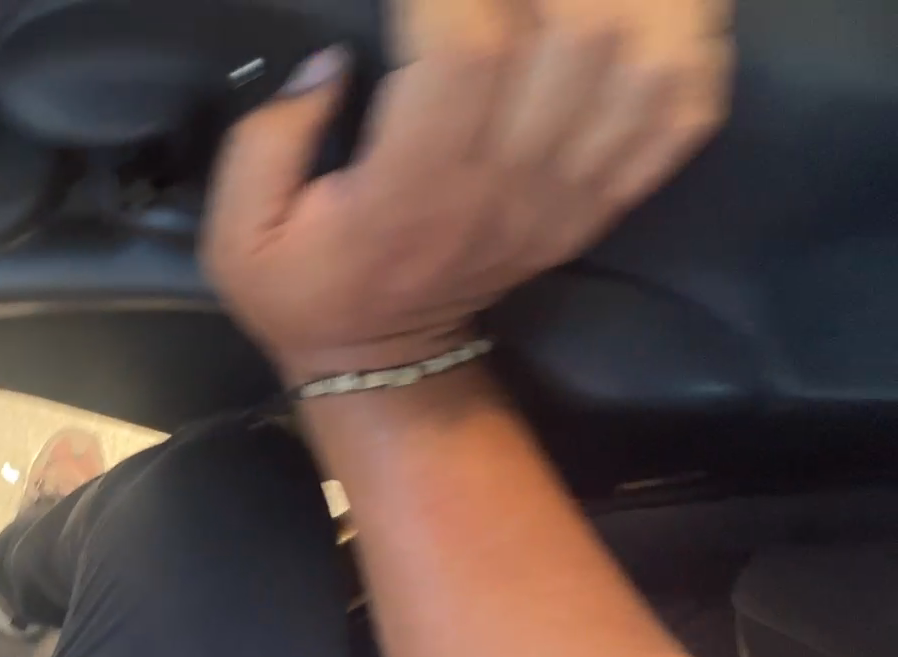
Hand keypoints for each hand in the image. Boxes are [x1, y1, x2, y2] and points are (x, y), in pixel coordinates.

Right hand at [201, 0, 731, 385]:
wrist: (371, 360)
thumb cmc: (297, 294)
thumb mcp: (235, 238)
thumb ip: (263, 144)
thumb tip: (333, 66)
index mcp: (404, 197)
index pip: (465, 54)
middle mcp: (500, 191)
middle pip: (578, 31)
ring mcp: (561, 200)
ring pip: (650, 55)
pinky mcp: (593, 205)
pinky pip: (684, 107)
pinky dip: (683, 41)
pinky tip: (634, 17)